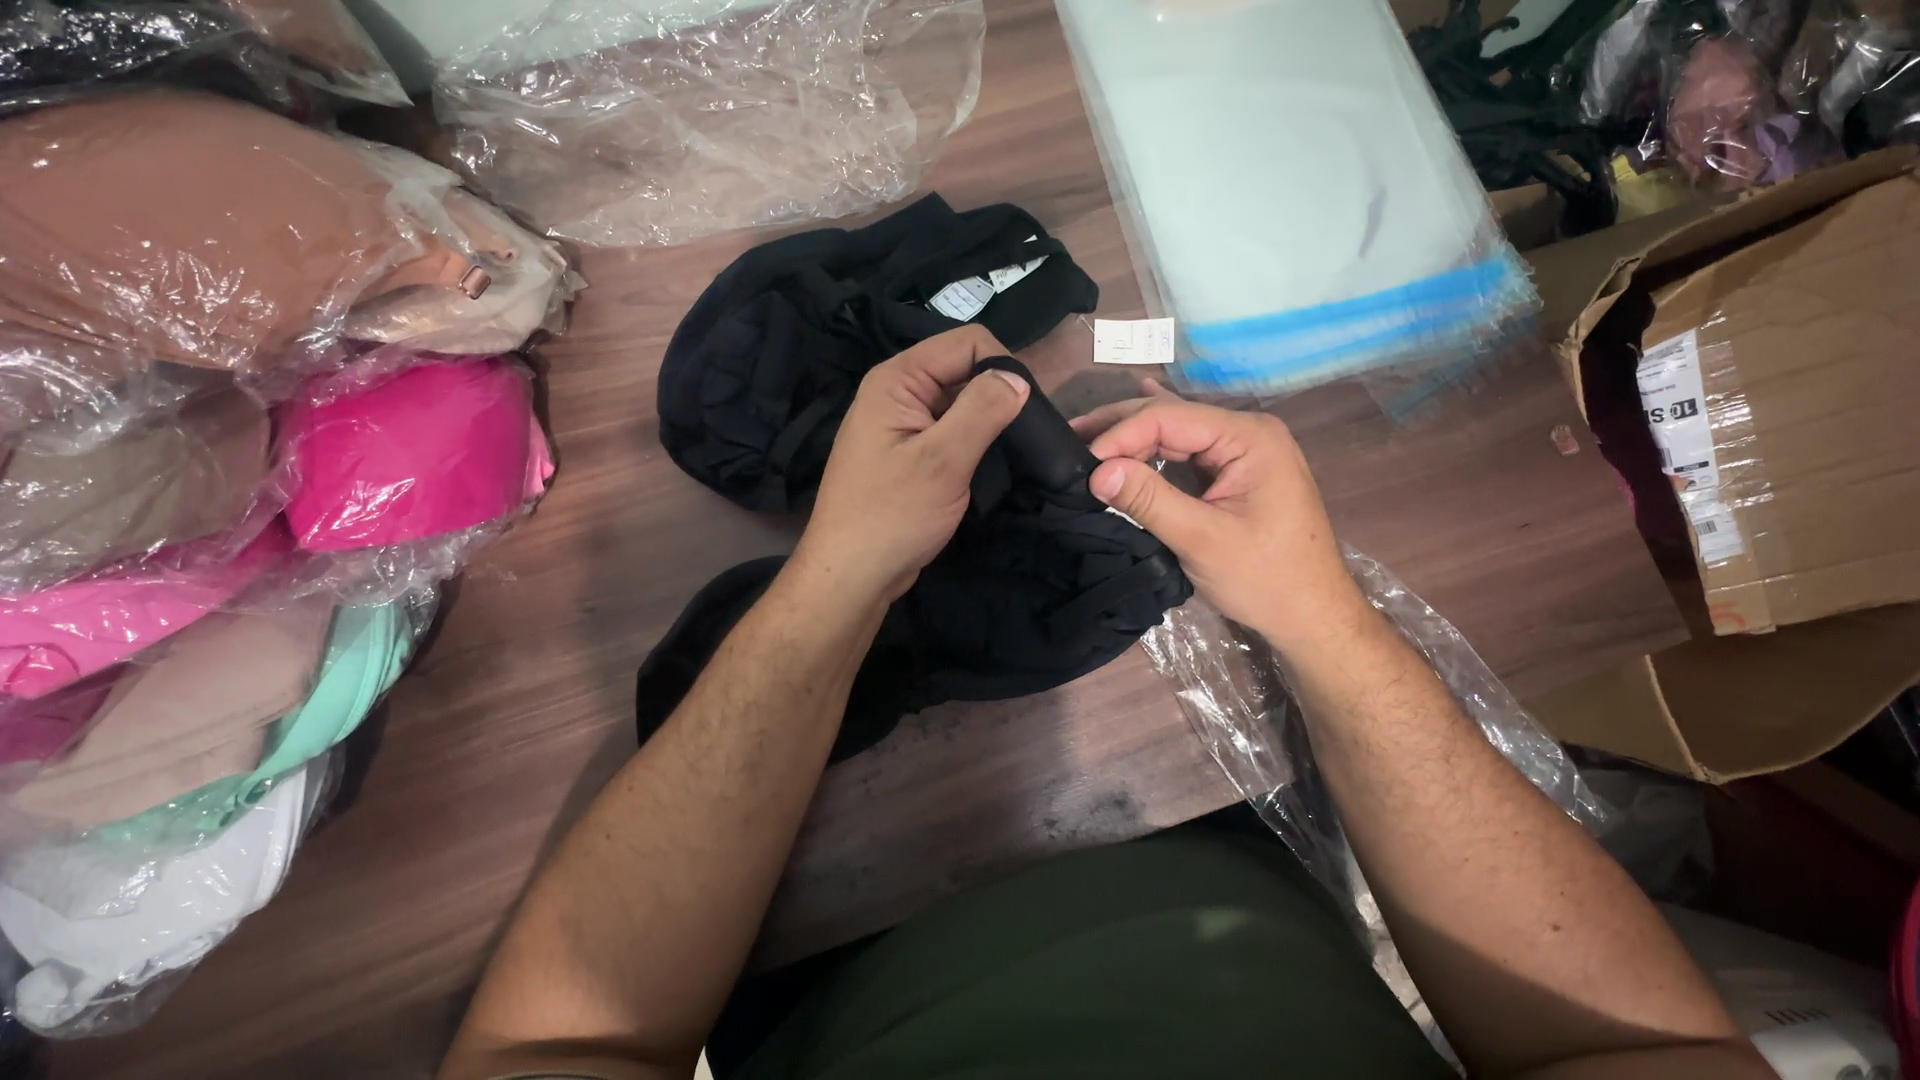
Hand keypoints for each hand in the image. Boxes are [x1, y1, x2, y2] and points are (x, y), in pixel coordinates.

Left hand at [790, 325, 1029, 606]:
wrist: (852, 575)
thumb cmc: (892, 515)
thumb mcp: (943, 460)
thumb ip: (982, 410)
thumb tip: (1018, 377)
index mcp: (897, 380)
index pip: (967, 342)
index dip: (1002, 366)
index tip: (1027, 410)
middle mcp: (896, 393)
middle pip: (964, 370)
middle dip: (998, 397)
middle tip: (1025, 439)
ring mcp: (901, 426)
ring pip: (961, 405)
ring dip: (989, 425)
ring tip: (1014, 455)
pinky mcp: (908, 455)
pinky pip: (950, 434)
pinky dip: (973, 446)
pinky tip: (990, 469)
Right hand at [1071, 380, 1368, 651]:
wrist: (1313, 616)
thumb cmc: (1266, 578)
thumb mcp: (1202, 539)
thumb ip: (1150, 500)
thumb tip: (1096, 471)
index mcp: (1249, 437)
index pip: (1169, 417)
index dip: (1120, 434)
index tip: (1082, 462)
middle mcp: (1247, 433)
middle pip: (1171, 418)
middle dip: (1120, 428)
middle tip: (1070, 440)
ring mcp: (1243, 452)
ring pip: (1175, 435)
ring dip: (1132, 441)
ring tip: (1085, 445)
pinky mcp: (1235, 473)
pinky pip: (1186, 453)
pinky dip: (1153, 451)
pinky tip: (1127, 435)